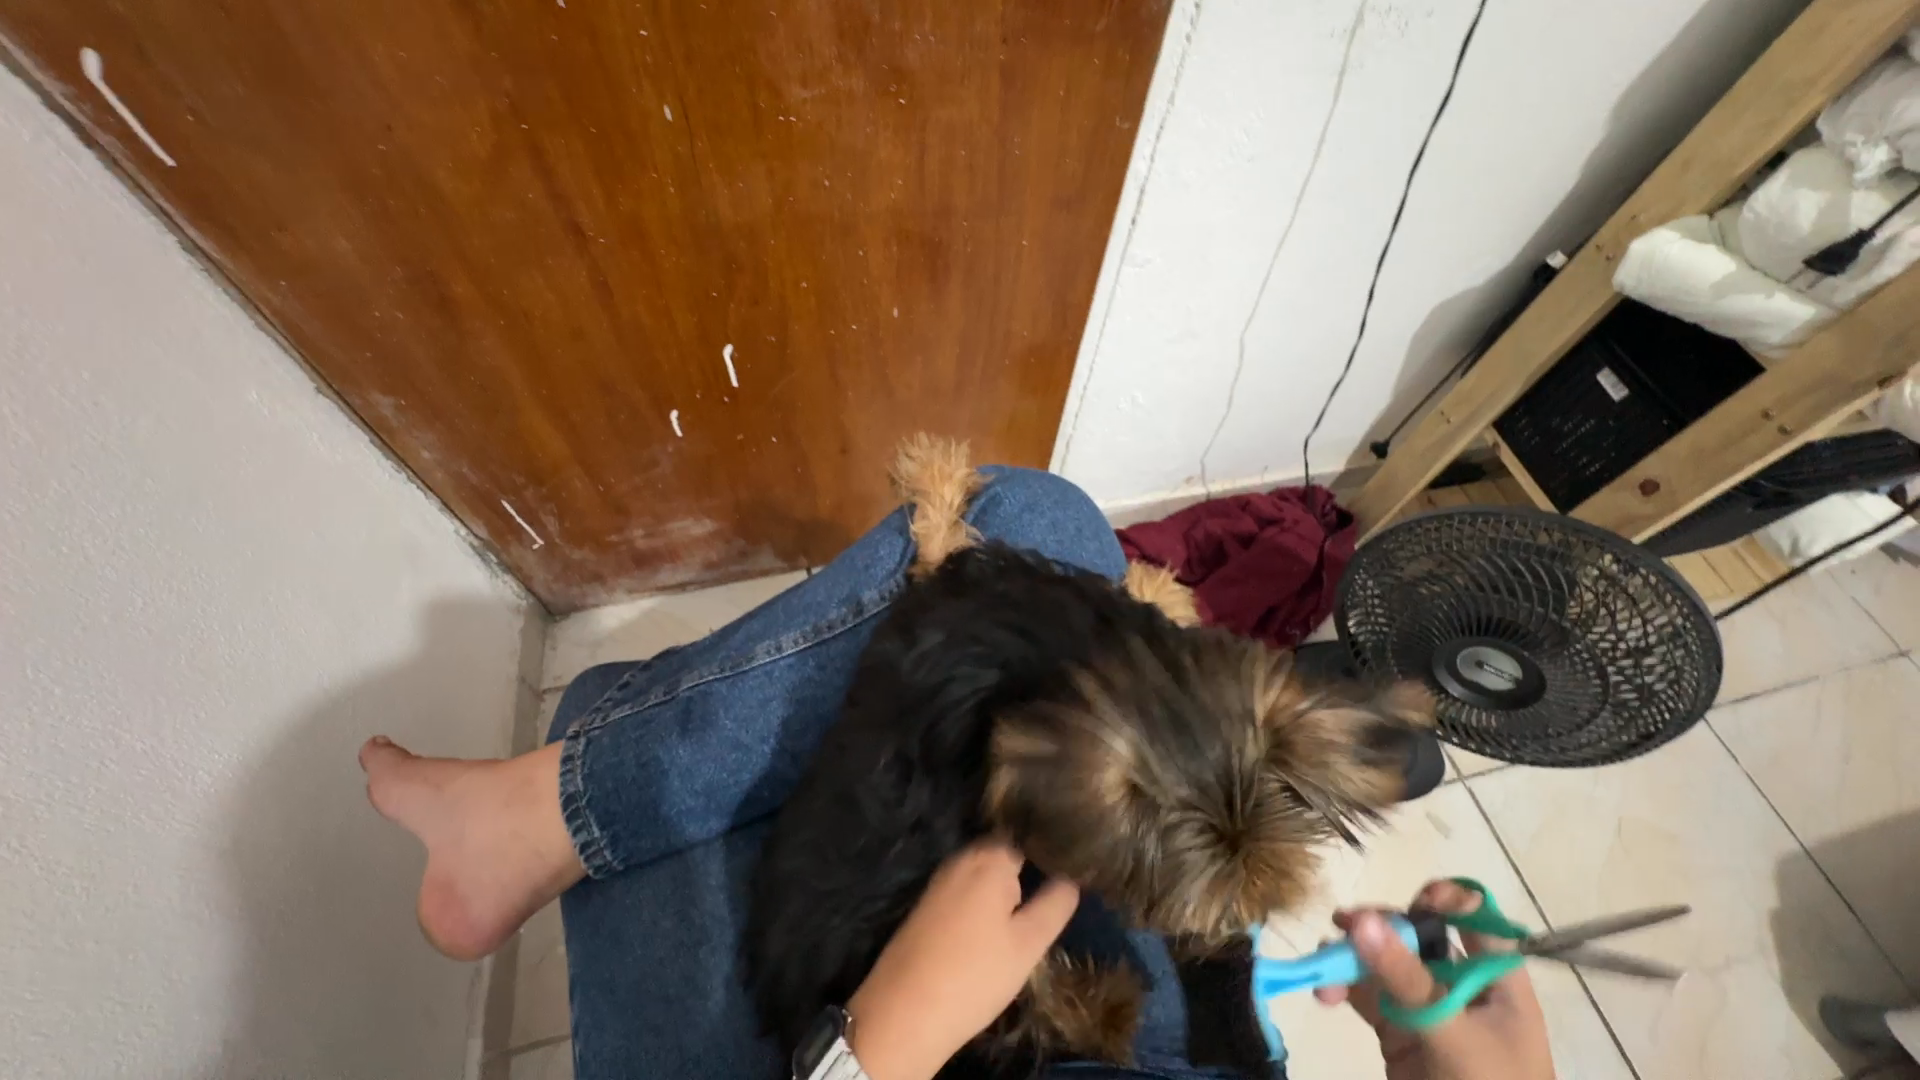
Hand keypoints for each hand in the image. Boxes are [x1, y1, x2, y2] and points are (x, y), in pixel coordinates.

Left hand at [845, 840, 1079, 1079]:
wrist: (904, 1012)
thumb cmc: (975, 974)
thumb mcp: (1028, 944)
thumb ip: (1055, 903)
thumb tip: (1073, 875)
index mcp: (990, 857)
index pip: (1029, 833)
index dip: (1053, 844)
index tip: (1077, 861)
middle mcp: (963, 856)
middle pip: (1007, 848)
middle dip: (1032, 862)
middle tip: (1063, 885)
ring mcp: (942, 878)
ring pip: (987, 869)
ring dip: (1010, 881)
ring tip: (1039, 900)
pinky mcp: (930, 901)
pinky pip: (969, 885)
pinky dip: (987, 895)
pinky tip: (1002, 916)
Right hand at [1314, 881, 1554, 1079]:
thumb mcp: (1452, 1035)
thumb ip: (1405, 978)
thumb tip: (1361, 919)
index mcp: (1496, 982)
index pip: (1477, 920)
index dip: (1449, 900)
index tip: (1416, 898)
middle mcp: (1462, 987)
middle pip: (1419, 934)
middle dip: (1382, 926)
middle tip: (1345, 925)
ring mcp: (1428, 1009)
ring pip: (1385, 962)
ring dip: (1352, 956)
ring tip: (1324, 958)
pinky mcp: (1398, 1032)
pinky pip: (1365, 995)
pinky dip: (1341, 987)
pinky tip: (1323, 991)